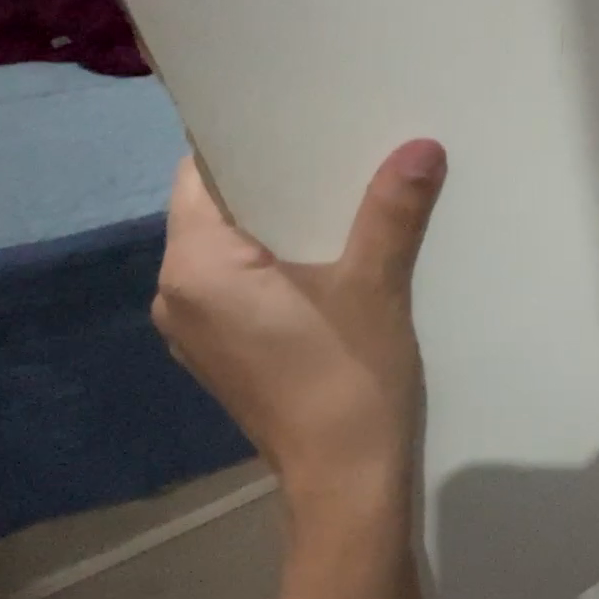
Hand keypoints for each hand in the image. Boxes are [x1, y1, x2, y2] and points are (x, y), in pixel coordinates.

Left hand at [152, 140, 446, 521]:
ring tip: (347, 200)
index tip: (305, 117)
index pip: (204, 174)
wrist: (347, 481)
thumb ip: (391, 212)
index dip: (252, 141)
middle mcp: (178, 294)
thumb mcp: (376, 287)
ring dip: (285, 226)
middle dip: (281, 182)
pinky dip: (283, 265)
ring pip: (236, 252)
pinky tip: (335, 262)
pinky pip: (246, 286)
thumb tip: (421, 145)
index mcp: (196, 267)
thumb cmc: (351, 380)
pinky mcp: (228, 354)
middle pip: (222, 211)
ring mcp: (198, 330)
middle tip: (344, 152)